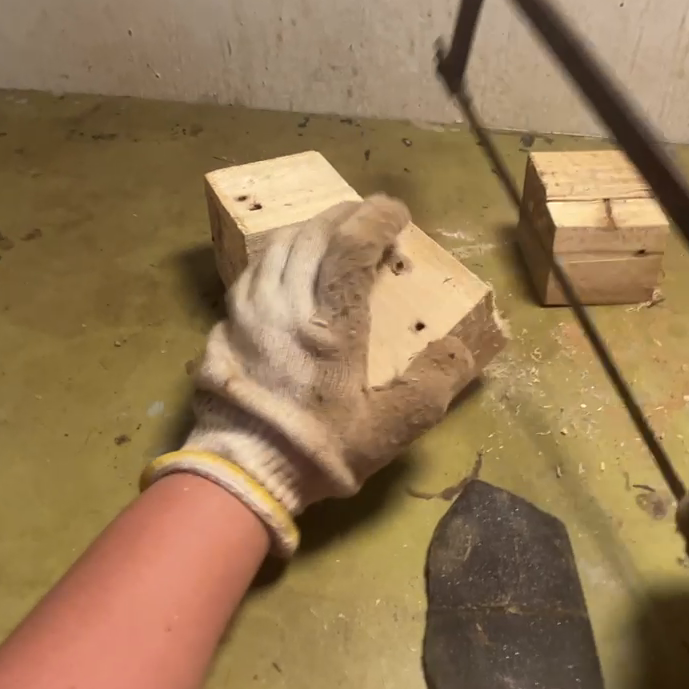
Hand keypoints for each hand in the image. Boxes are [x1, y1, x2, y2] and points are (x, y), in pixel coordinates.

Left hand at [146, 195, 476, 555]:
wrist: (242, 474)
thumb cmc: (320, 449)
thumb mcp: (392, 427)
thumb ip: (434, 384)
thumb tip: (462, 348)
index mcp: (332, 322)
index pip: (351, 245)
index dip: (376, 218)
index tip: (396, 213)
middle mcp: (288, 303)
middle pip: (313, 234)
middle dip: (345, 215)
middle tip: (368, 215)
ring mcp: (251, 310)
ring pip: (279, 246)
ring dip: (310, 229)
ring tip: (330, 233)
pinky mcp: (225, 323)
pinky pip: (254, 270)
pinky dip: (278, 253)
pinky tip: (285, 266)